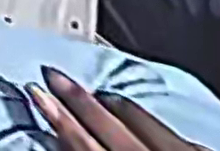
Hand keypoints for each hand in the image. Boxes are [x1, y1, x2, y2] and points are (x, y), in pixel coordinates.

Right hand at [28, 68, 204, 150]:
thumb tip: (67, 143)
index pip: (88, 147)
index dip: (59, 120)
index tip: (38, 95)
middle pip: (112, 128)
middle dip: (80, 101)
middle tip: (54, 75)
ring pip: (147, 126)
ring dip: (118, 109)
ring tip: (100, 95)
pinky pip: (182, 139)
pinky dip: (156, 128)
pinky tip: (151, 124)